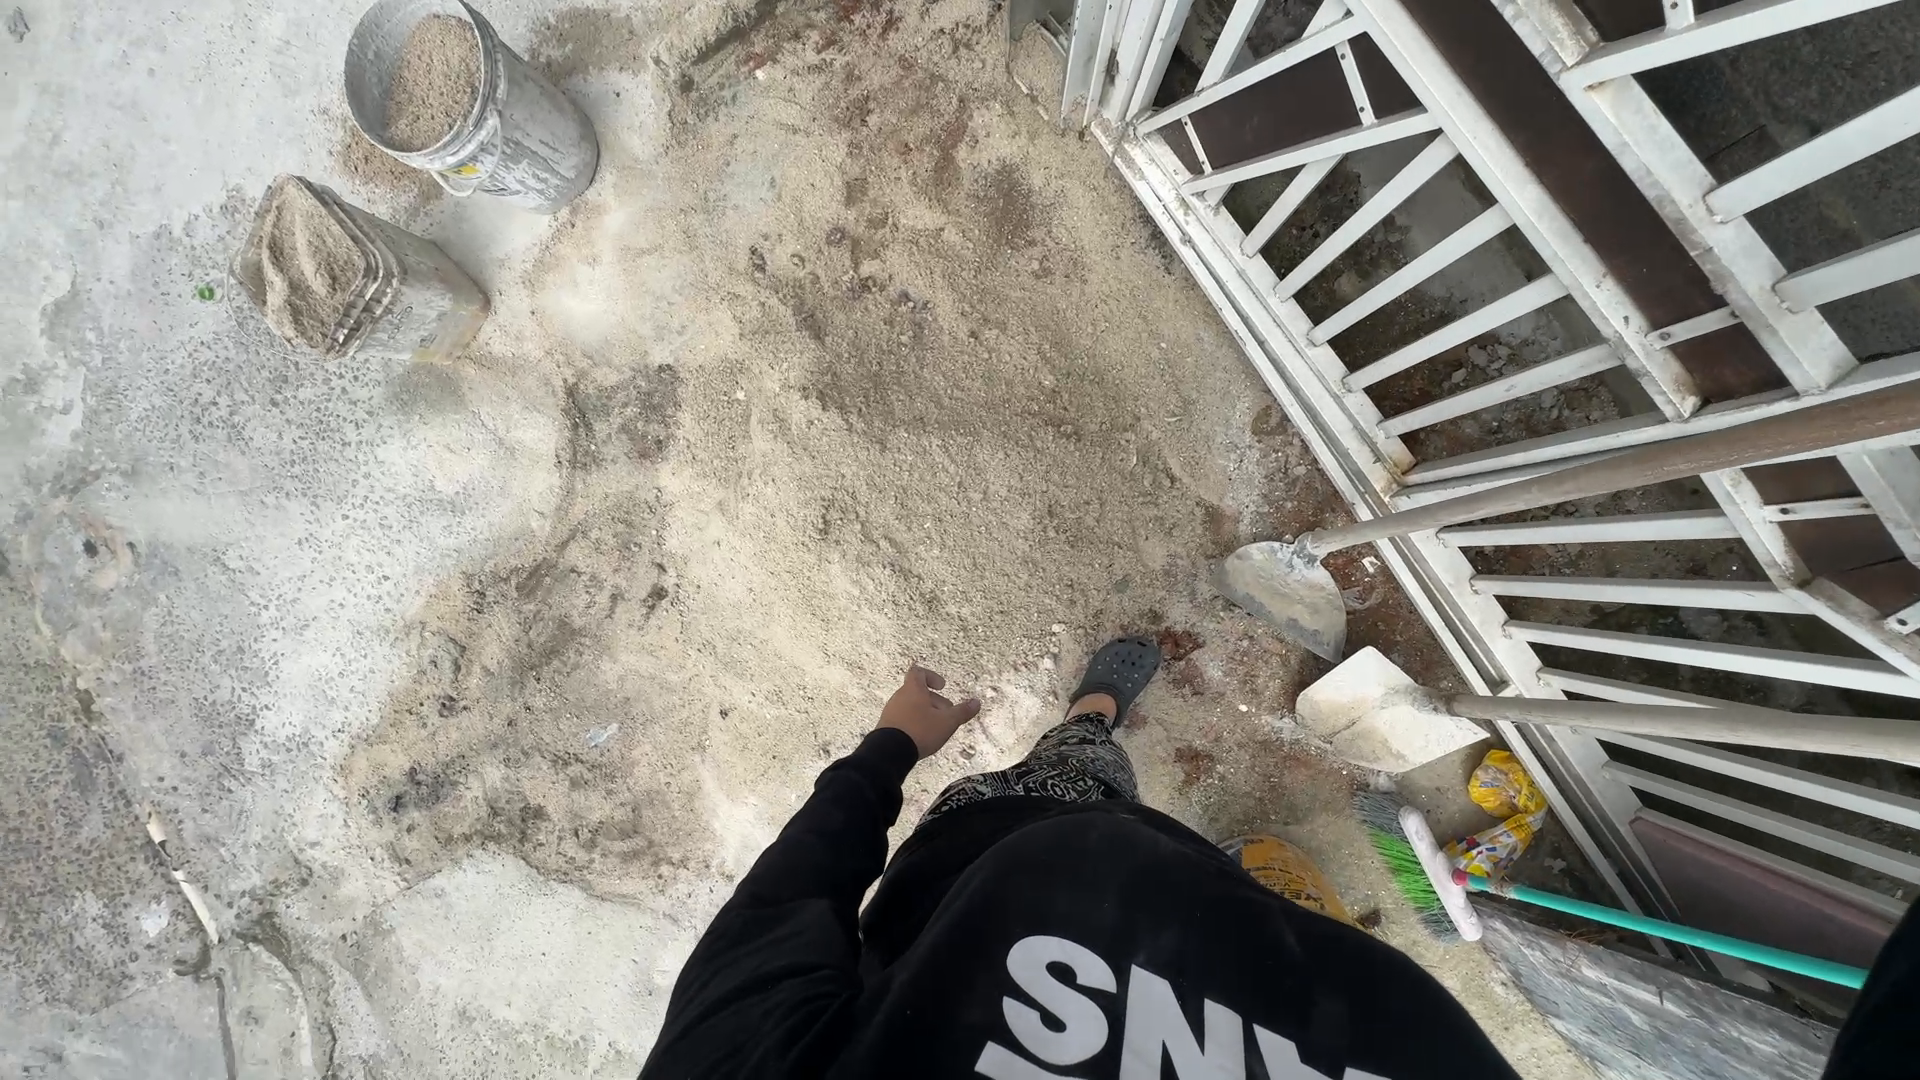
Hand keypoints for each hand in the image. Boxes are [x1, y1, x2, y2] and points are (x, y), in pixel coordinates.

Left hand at [878, 665, 980, 758]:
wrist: (890, 752)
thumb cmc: (920, 730)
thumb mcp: (947, 722)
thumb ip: (962, 711)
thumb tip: (976, 702)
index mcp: (913, 689)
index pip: (919, 672)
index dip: (931, 676)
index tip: (942, 686)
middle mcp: (899, 697)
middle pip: (917, 691)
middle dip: (934, 700)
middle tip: (946, 713)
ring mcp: (891, 711)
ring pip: (910, 706)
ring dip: (924, 712)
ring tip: (936, 727)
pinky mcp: (886, 726)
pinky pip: (902, 718)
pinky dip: (914, 722)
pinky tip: (922, 736)